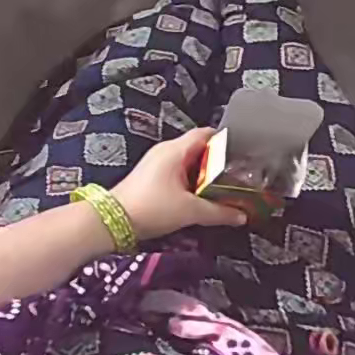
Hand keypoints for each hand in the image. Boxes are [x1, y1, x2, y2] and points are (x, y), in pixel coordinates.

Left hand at [110, 127, 248, 239]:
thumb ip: (218, 212)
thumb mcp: (189, 211)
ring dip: (204, 174)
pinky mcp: (150, 177)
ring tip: (224, 188)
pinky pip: (177, 172)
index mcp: (175, 150)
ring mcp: (156, 163)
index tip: (242, 155)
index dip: (225, 141)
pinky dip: (191, 181)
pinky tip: (201, 196)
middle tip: (238, 176)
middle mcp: (165, 151)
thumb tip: (242, 216)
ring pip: (188, 162)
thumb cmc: (152, 208)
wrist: (112, 221)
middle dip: (218, 161)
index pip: (206, 133)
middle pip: (198, 148)